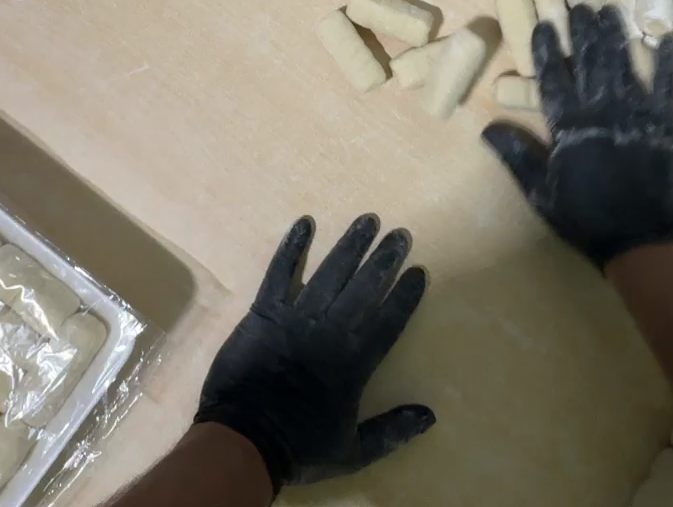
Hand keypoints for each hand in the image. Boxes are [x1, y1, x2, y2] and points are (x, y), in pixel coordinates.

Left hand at [195, 215, 434, 493]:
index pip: (388, 321)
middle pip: (364, 287)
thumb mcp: (352, 452)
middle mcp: (330, 330)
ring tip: (368, 220)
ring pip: (330, 271)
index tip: (420, 271)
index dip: (405, 295)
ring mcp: (297, 315)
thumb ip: (391, 431)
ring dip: (351, 244)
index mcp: (353, 362)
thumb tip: (429, 416)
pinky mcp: (266, 309)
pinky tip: (305, 222)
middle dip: (384, 258)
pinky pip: (280, 272)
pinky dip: (292, 246)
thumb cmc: (299, 446)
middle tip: (400, 234)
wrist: (243, 439)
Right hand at [481, 4, 672, 267]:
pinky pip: (666, 87)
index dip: (547, 49)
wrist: (643, 242)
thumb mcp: (541, 193)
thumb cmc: (586, 217)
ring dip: (615, 35)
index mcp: (569, 126)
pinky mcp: (664, 124)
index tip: (544, 24)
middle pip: (589, 60)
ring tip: (610, 8)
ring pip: (623, 64)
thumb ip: (516, 157)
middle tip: (579, 4)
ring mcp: (635, 114)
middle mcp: (601, 110)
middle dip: (582, 31)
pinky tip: (669, 37)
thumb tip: (486, 128)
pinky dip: (668, 62)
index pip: (552, 77)